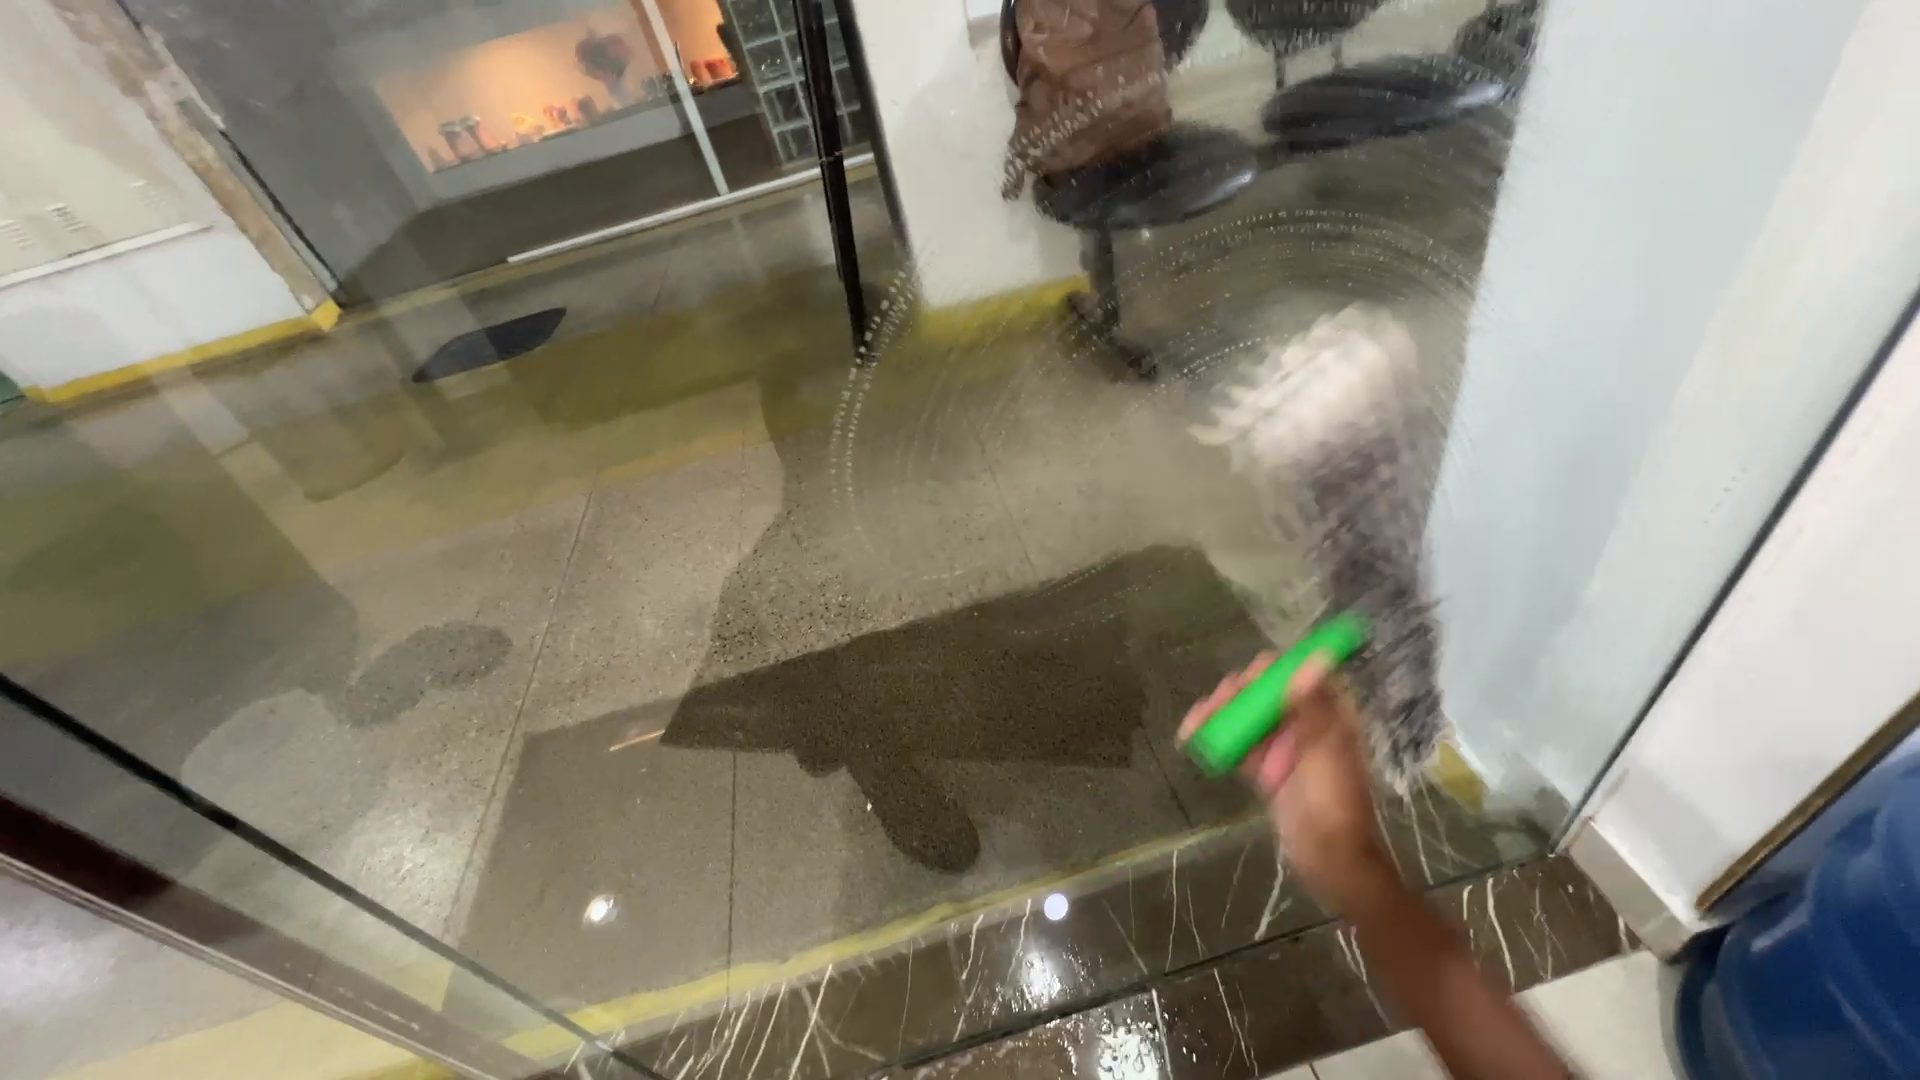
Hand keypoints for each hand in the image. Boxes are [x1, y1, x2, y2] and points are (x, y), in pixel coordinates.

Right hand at [1179, 652, 1400, 912]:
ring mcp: (1282, 745)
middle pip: (1266, 691)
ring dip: (1219, 711)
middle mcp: (1305, 723)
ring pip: (1245, 713)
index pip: (1301, 674)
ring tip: (1196, 721)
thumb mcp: (1326, 752)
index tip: (1250, 676)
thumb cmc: (1337, 806)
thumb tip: (1309, 661)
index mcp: (1329, 715)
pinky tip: (1191, 735)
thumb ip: (1314, 707)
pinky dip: (1214, 736)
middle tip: (1218, 702)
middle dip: (1238, 691)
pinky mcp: (1263, 767)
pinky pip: (1235, 741)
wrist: (1330, 862)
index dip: (1275, 668)